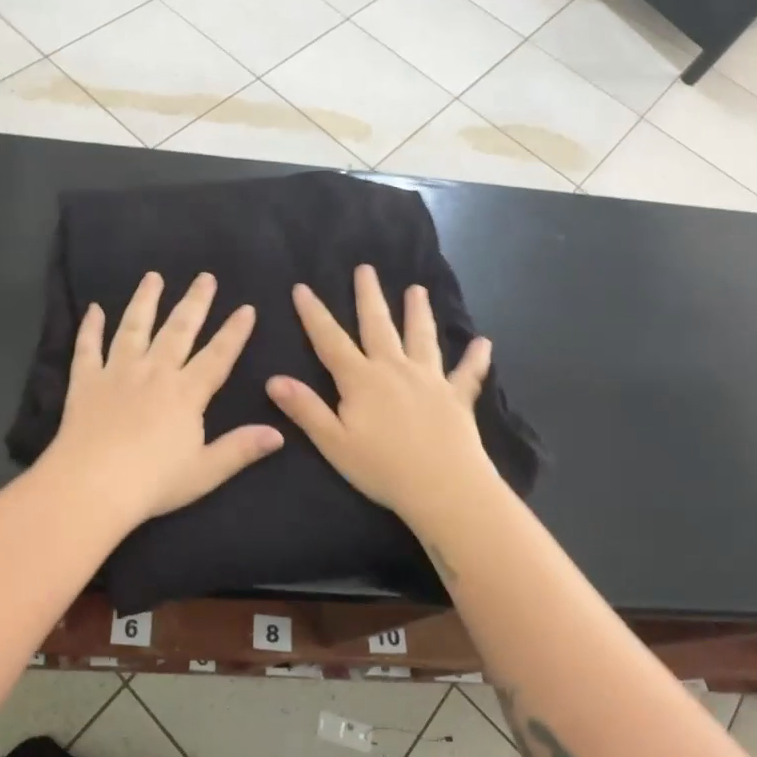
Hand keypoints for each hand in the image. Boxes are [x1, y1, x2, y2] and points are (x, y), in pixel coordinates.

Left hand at [38, 271, 283, 523]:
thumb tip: (279, 433)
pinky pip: (88, 348)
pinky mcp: (85, 381)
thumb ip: (241, 449)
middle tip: (205, 277)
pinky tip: (94, 308)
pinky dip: (90, 327)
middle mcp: (154, 373)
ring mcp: (117, 373)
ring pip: (134, 328)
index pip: (217, 356)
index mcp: (186, 393)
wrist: (92, 484)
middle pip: (178, 330)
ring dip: (145, 301)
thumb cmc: (152, 482)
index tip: (246, 308)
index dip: (234, 332)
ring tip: (153, 276)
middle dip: (195, 302)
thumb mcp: (205, 471)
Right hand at [266, 265, 497, 519]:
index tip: (303, 288)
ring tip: (417, 289)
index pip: (330, 340)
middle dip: (369, 296)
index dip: (314, 314)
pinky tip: (483, 343)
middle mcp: (394, 369)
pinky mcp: (457, 397)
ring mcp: (429, 380)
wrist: (444, 487)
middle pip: (378, 325)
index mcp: (361, 379)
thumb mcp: (333, 442)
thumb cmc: (382, 468)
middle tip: (366, 268)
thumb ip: (305, 409)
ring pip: (421, 338)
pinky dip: (475, 358)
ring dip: (418, 312)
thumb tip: (273, 379)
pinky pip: (467, 373)